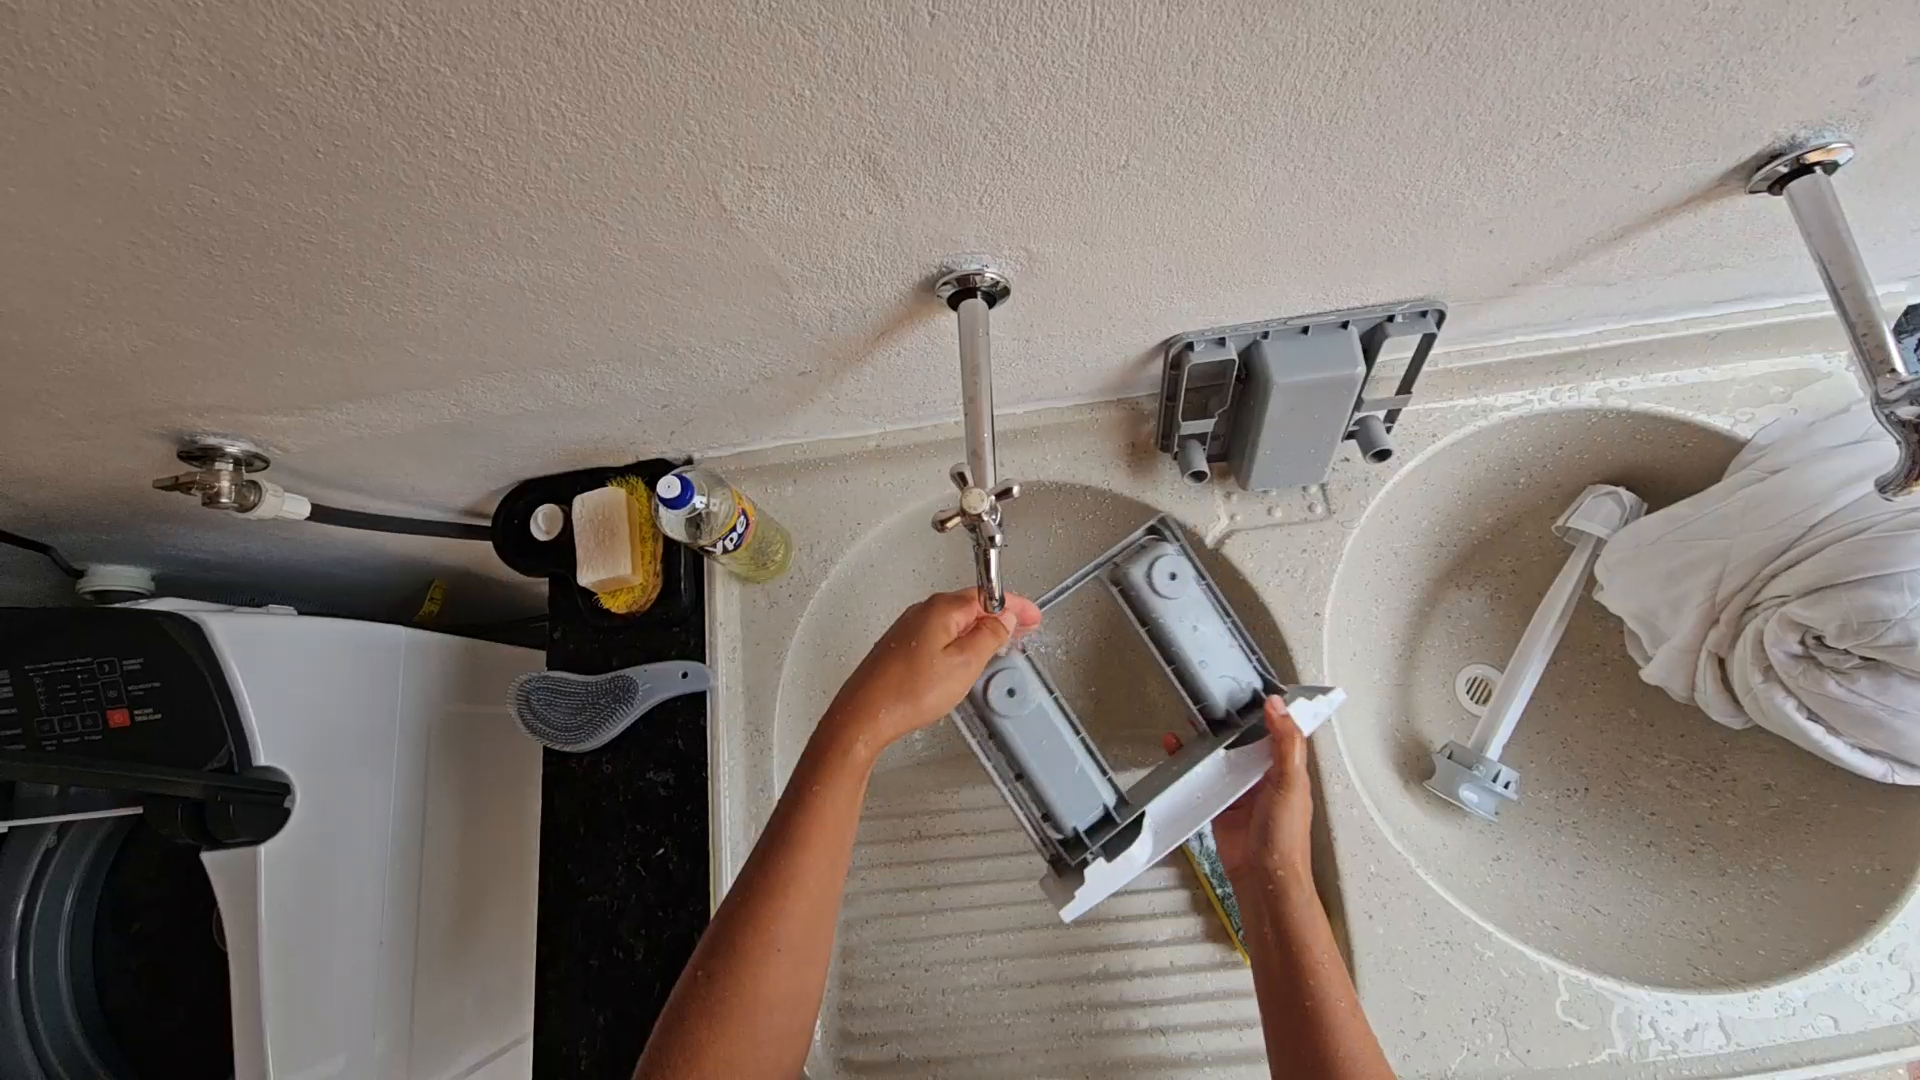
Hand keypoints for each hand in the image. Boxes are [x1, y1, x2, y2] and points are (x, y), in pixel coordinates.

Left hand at [823, 588, 1041, 755]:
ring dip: (981, 629)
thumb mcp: (965, 664)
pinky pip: (941, 634)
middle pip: (971, 606)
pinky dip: (961, 640)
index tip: (1032, 615)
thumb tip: (1005, 618)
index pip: (987, 596)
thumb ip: (989, 636)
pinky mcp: (902, 647)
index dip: (1014, 605)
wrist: (865, 714)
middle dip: (1000, 616)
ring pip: (955, 621)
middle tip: (1023, 628)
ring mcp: (910, 629)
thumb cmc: (907, 692)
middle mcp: (923, 612)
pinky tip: (966, 657)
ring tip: (1000, 643)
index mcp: (941, 610)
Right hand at [1164, 696, 1314, 890]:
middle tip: (1213, 702)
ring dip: (1206, 741)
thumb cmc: (1284, 839)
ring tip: (1191, 723)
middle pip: (1245, 740)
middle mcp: (1264, 775)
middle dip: (1229, 722)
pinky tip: (1179, 755)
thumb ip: (1285, 744)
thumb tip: (1278, 707)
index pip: (1280, 729)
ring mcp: (1240, 788)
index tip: (1253, 689)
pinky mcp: (1220, 802)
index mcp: (1287, 767)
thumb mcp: (1289, 784)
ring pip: (1222, 755)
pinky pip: (1204, 777)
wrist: (1262, 878)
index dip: (1269, 709)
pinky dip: (1190, 765)